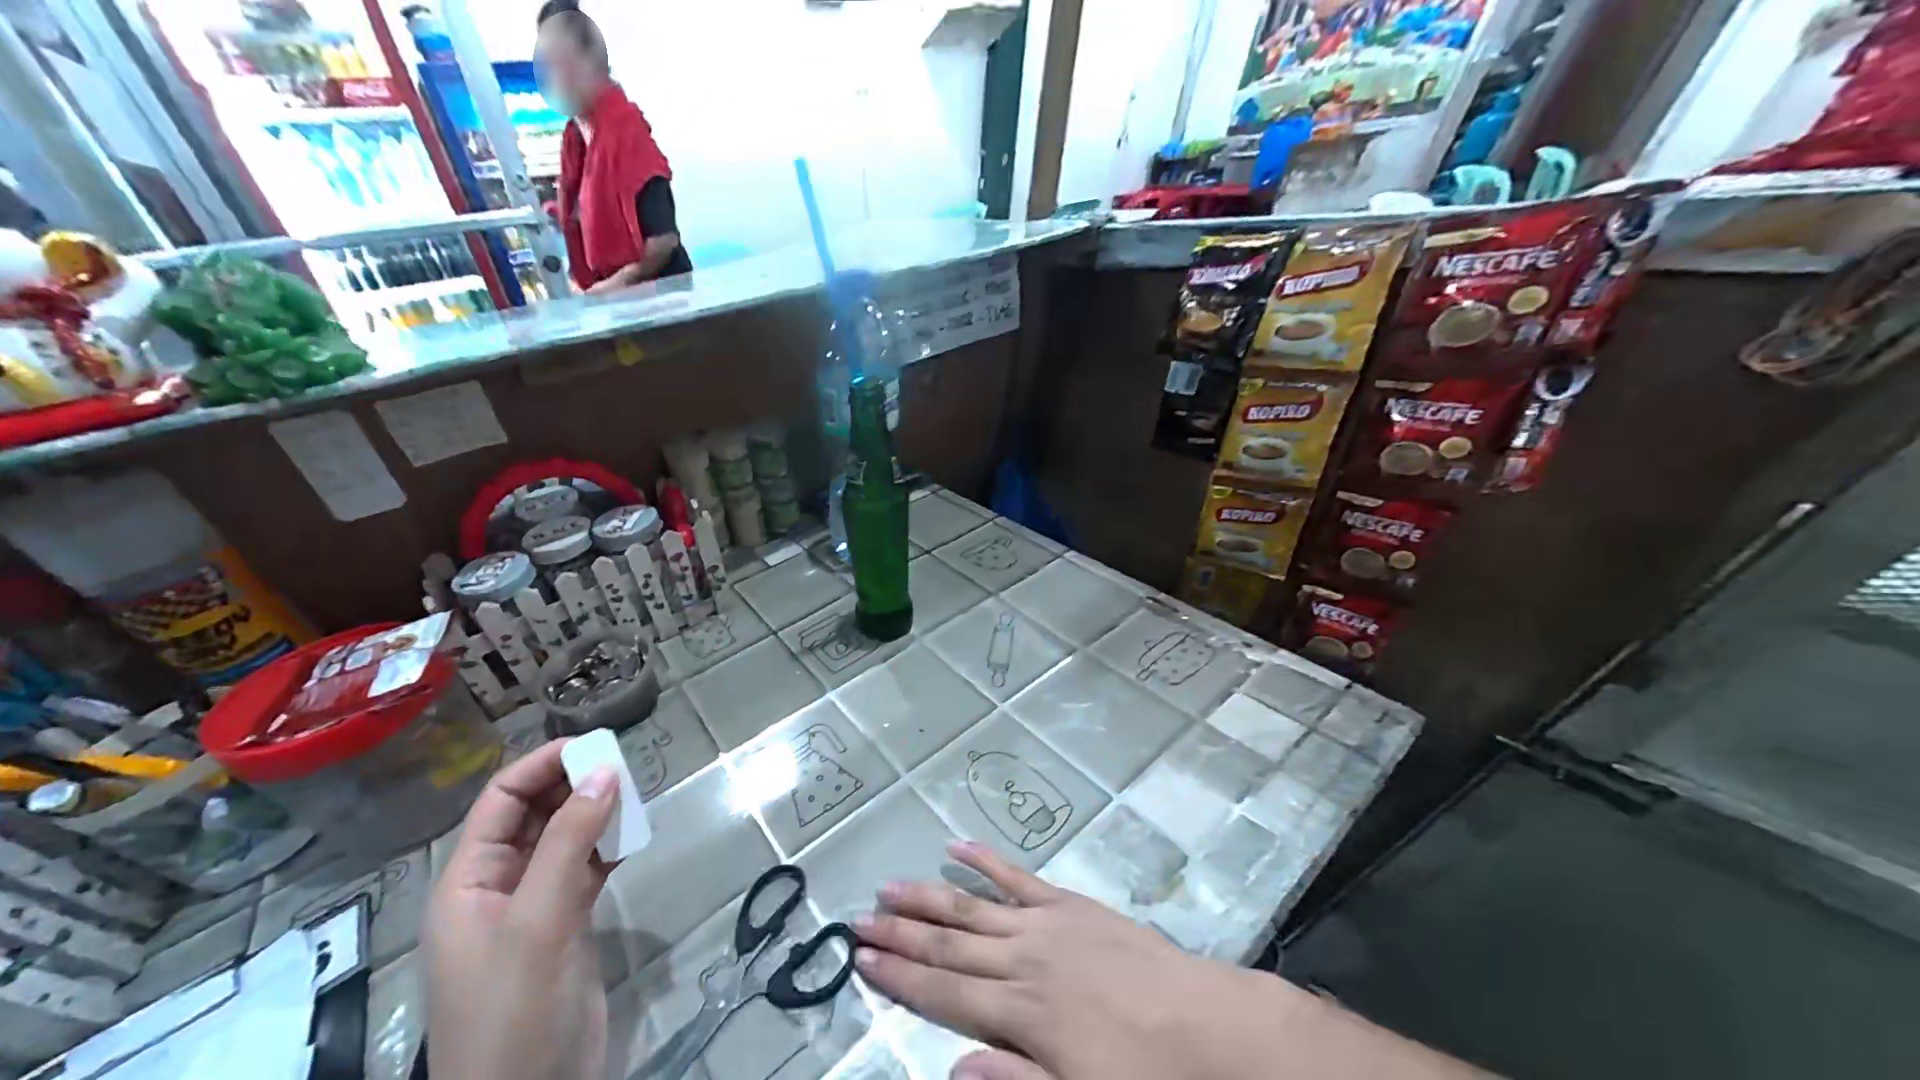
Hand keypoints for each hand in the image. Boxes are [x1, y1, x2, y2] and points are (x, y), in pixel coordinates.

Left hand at [426, 740, 618, 1079]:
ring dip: (596, 814)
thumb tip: (604, 771)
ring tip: (634, 796)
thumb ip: (569, 843)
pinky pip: (586, 869)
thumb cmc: (514, 1010)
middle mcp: (497, 887)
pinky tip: (633, 837)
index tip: (593, 745)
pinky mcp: (566, 926)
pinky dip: (609, 848)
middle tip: (624, 766)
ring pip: (564, 840)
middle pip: (533, 815)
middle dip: (573, 785)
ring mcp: (533, 908)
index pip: (500, 802)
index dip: (541, 766)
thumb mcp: (539, 921)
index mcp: (468, 882)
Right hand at [853, 841, 1263, 1079]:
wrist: (1206, 1025)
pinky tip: (960, 845)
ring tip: (891, 885)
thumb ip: (1011, 1078)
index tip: (861, 957)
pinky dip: (987, 861)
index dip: (899, 975)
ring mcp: (1046, 924)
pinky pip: (1020, 878)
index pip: (943, 990)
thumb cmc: (1140, 1073)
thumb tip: (950, 1062)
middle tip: (858, 917)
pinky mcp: (1070, 903)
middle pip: (948, 943)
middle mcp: (1022, 959)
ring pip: (973, 906)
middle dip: (901, 932)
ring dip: (929, 895)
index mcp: (1019, 1011)